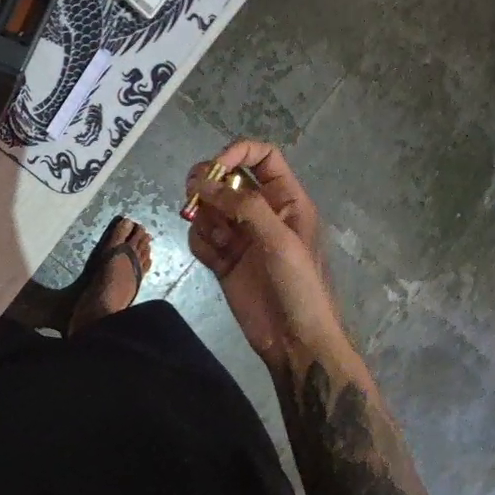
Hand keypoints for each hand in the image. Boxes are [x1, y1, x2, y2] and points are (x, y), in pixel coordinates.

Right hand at [186, 140, 347, 374]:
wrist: (295, 340)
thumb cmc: (300, 286)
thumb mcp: (279, 240)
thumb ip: (243, 206)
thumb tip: (204, 182)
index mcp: (287, 201)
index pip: (263, 157)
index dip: (237, 154)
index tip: (213, 169)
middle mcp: (262, 213)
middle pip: (228, 180)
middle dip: (208, 185)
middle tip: (194, 198)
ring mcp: (241, 237)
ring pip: (209, 209)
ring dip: (203, 218)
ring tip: (214, 242)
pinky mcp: (223, 260)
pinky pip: (201, 238)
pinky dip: (200, 243)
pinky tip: (213, 260)